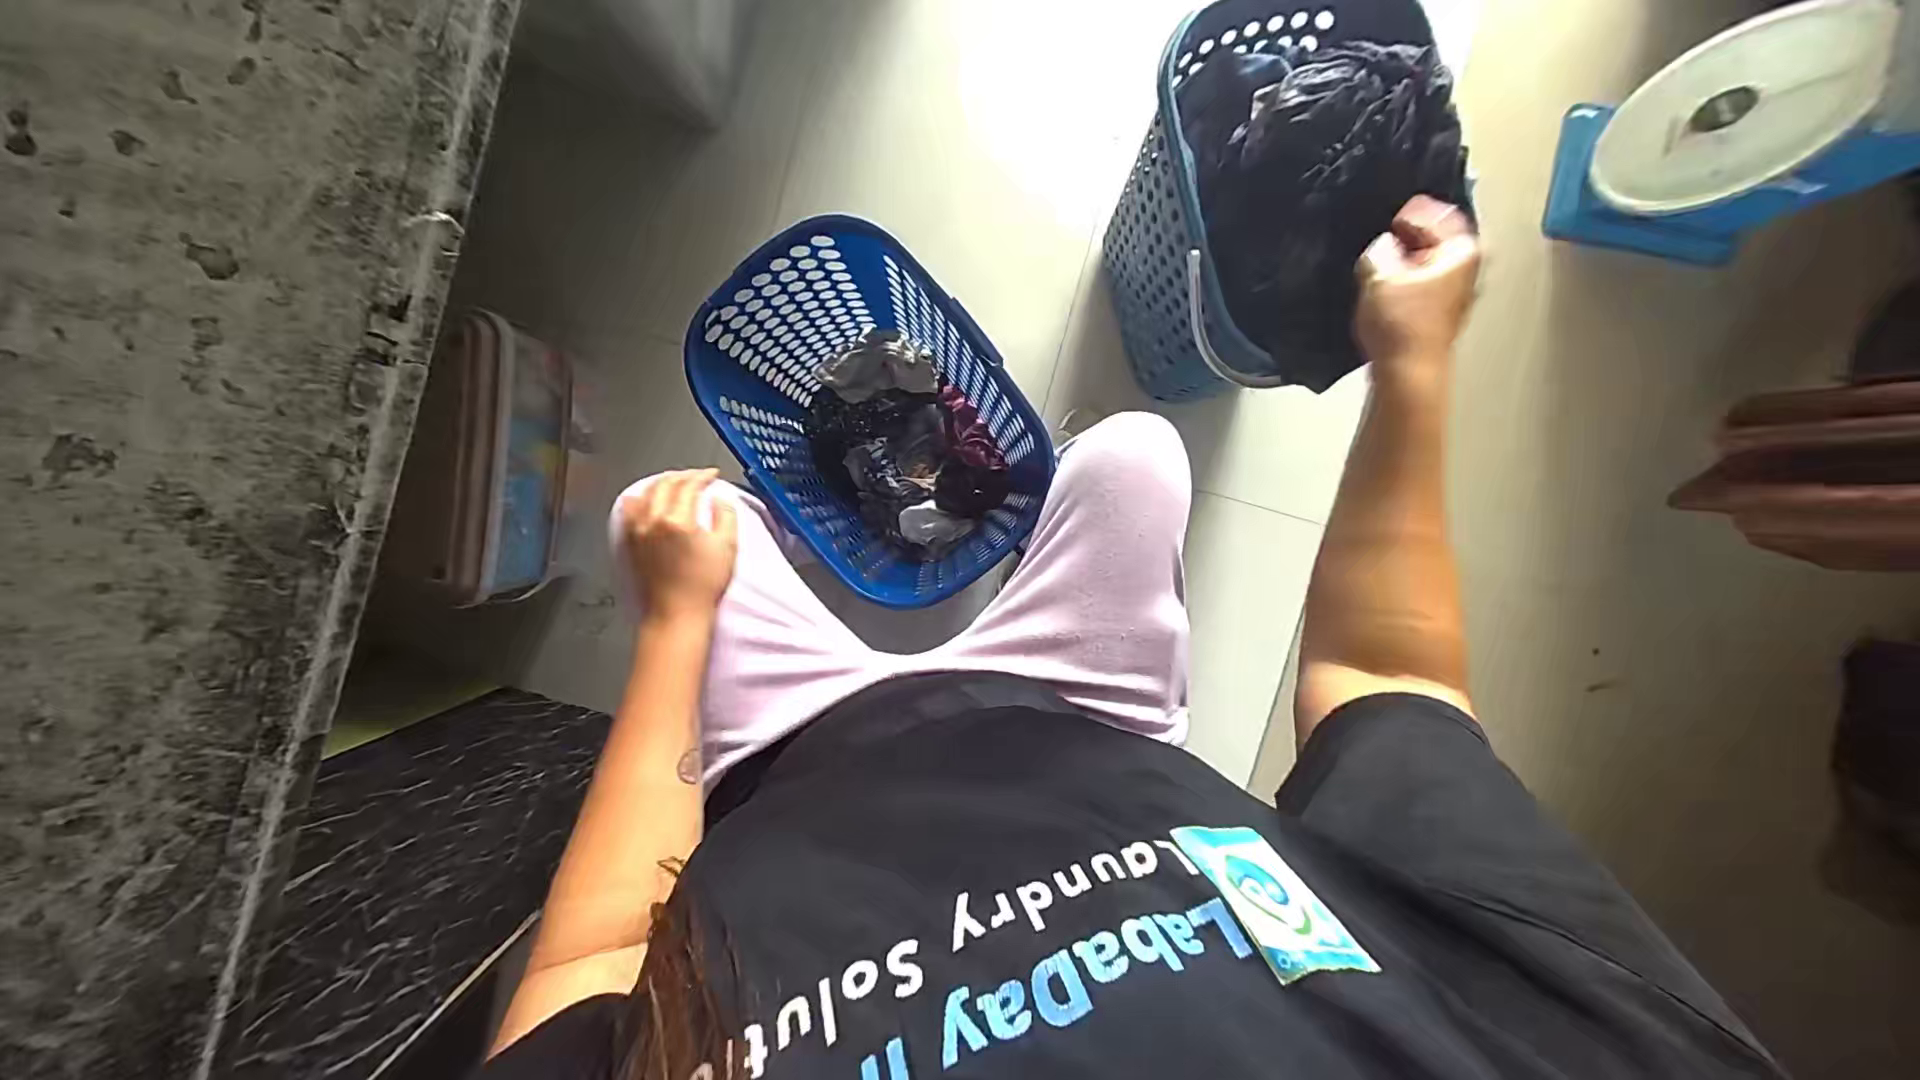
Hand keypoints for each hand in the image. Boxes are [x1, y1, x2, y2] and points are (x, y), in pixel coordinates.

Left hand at [618, 469, 737, 625]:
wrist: (677, 613)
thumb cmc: (702, 586)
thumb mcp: (727, 547)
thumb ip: (726, 516)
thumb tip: (721, 501)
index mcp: (678, 520)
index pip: (690, 486)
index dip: (703, 477)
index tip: (712, 476)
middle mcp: (653, 521)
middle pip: (666, 484)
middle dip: (684, 476)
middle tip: (697, 477)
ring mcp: (638, 531)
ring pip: (645, 493)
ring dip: (662, 482)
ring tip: (673, 482)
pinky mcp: (630, 542)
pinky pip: (629, 510)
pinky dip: (639, 498)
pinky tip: (643, 498)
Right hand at [1354, 195, 1480, 374]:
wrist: (1406, 371)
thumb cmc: (1401, 327)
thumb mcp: (1379, 277)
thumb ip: (1378, 252)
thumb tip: (1382, 248)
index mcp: (1461, 250)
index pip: (1439, 215)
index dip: (1412, 213)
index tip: (1395, 214)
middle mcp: (1466, 269)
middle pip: (1437, 240)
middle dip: (1409, 237)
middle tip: (1385, 237)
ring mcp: (1454, 294)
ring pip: (1427, 265)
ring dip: (1404, 263)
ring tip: (1380, 267)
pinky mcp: (1438, 314)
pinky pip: (1420, 287)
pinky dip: (1404, 284)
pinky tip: (1384, 291)